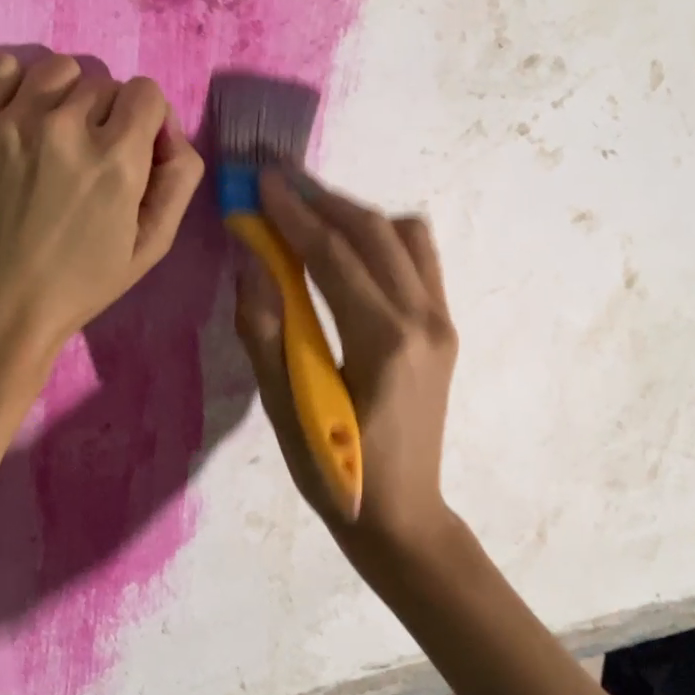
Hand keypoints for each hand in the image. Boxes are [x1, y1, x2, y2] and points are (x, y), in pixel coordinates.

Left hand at [0, 52, 204, 366]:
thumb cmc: (79, 287)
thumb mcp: (151, 247)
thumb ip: (178, 179)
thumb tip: (170, 130)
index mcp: (116, 160)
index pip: (146, 92)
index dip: (144, 120)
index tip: (130, 149)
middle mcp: (66, 128)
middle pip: (102, 82)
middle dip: (104, 113)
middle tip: (87, 156)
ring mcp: (12, 123)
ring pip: (56, 69)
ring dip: (64, 94)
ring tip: (52, 135)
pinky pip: (1, 68)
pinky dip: (15, 83)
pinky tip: (17, 118)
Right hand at [235, 170, 457, 542]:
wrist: (400, 514)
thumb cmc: (334, 471)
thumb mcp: (285, 407)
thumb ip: (266, 330)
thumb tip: (251, 263)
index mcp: (382, 339)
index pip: (333, 253)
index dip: (292, 212)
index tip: (258, 180)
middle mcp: (423, 318)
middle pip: (371, 231)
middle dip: (319, 199)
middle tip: (274, 179)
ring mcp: (441, 321)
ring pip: (402, 236)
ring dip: (352, 213)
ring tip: (305, 208)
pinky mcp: (443, 328)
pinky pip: (417, 258)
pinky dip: (379, 237)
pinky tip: (345, 245)